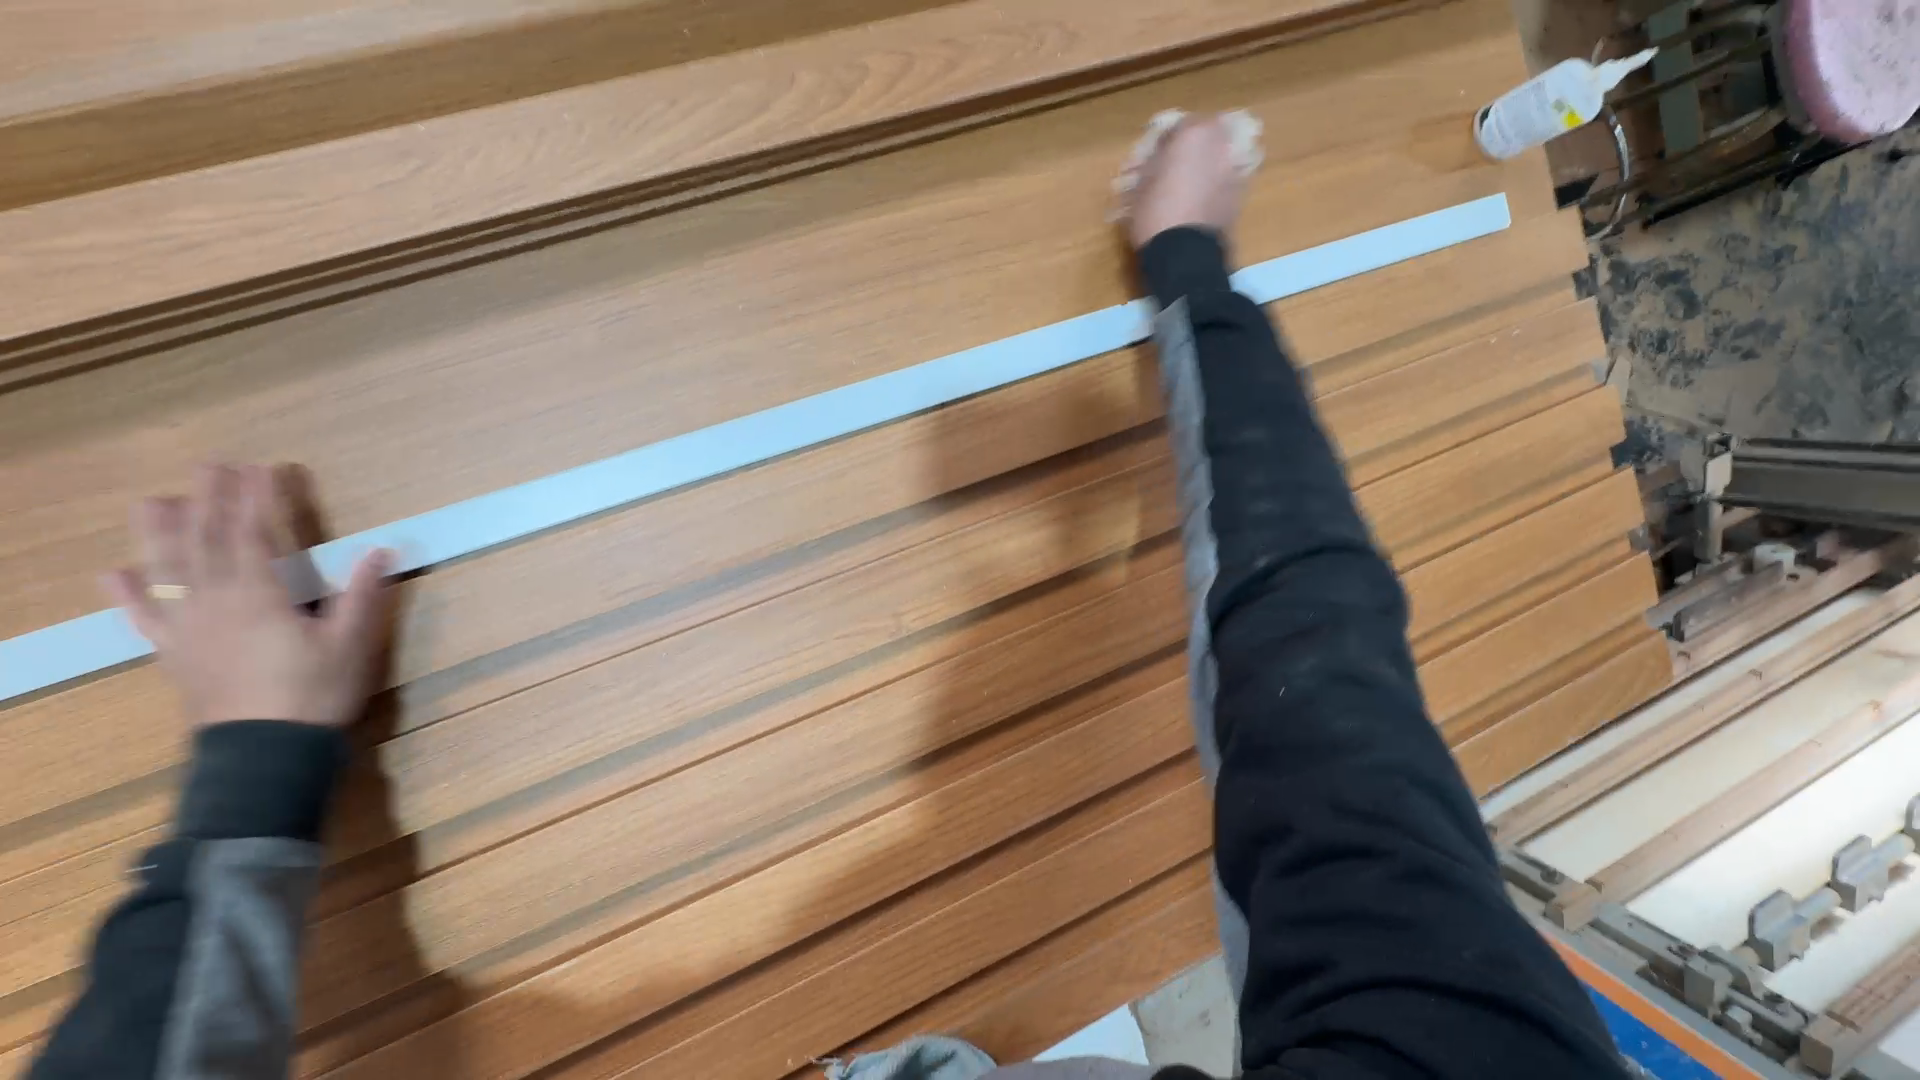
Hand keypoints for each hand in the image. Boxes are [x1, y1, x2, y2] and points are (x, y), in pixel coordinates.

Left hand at [103, 464, 394, 728]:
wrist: (265, 752)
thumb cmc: (315, 693)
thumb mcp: (351, 643)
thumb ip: (363, 595)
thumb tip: (381, 551)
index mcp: (258, 596)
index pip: (252, 535)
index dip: (256, 499)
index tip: (262, 468)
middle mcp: (214, 603)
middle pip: (204, 542)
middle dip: (208, 501)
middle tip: (211, 467)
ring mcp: (187, 628)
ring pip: (166, 571)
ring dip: (159, 533)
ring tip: (155, 501)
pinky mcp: (174, 654)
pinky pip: (144, 619)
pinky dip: (128, 595)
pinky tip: (115, 574)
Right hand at [1122, 111, 1260, 250]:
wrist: (1184, 253)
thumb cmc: (1154, 214)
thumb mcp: (1139, 186)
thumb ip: (1151, 163)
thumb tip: (1154, 159)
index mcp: (1193, 133)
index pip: (1178, 124)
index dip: (1163, 140)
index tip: (1152, 155)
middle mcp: (1220, 144)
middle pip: (1207, 135)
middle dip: (1192, 146)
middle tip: (1175, 165)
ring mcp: (1235, 168)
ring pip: (1220, 156)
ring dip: (1207, 164)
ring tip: (1189, 185)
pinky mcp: (1241, 194)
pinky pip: (1226, 179)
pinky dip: (1215, 184)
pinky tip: (1200, 200)